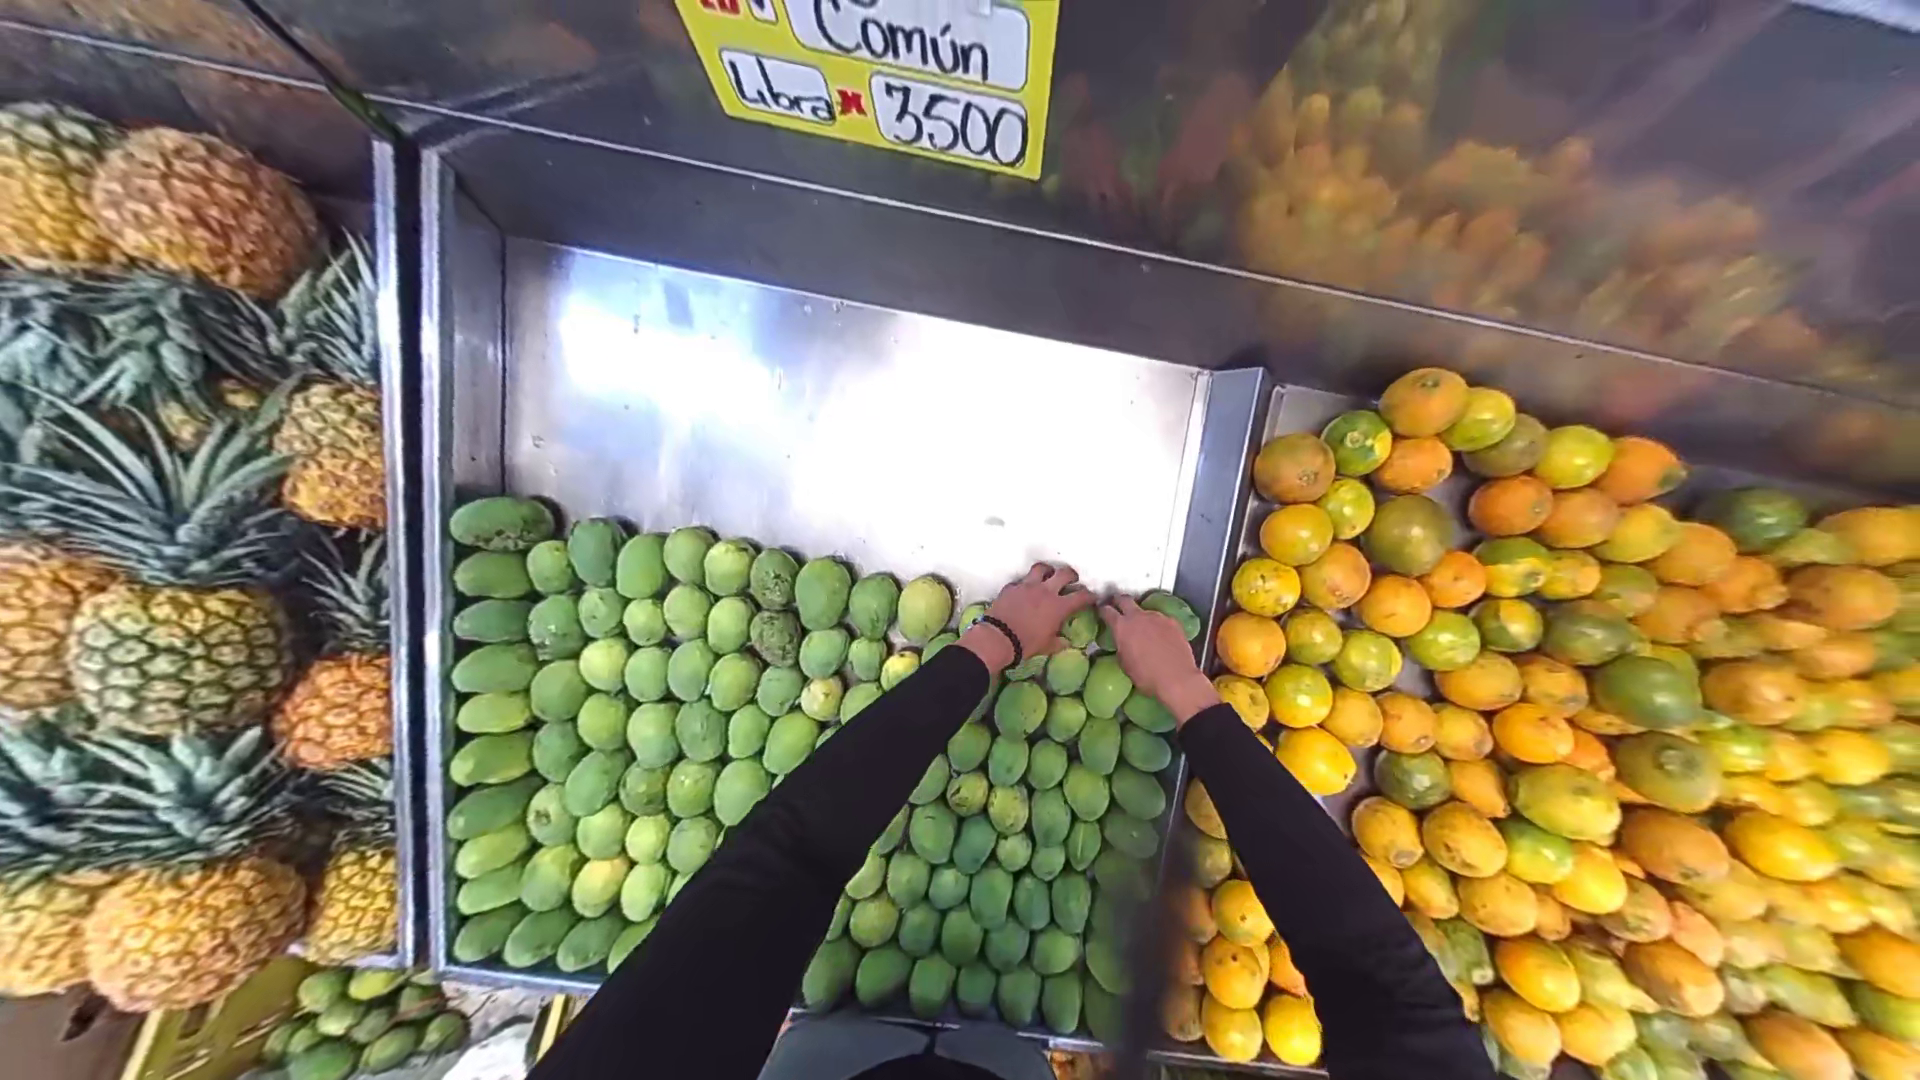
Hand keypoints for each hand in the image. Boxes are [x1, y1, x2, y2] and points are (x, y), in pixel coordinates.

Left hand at [959, 563, 1096, 674]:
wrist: (998, 637)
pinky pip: (1021, 580)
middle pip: (1064, 573)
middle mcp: (1045, 591)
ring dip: (1048, 570)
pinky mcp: (1012, 587)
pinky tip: (1025, 590)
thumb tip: (1067, 642)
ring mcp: (1027, 586)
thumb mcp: (1047, 646)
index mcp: (1058, 606)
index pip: (1081, 596)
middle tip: (1072, 579)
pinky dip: (1026, 584)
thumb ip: (1059, 642)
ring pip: (1041, 568)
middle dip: (1071, 574)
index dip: (1089, 595)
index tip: (1092, 597)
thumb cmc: (1026, 644)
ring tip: (1048, 575)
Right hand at [1099, 595, 1218, 725]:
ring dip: (1141, 617)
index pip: (1107, 611)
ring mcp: (1157, 617)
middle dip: (1118, 601)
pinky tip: (1161, 636)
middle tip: (1116, 605)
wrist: (1177, 679)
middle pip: (1124, 600)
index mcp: (1122, 627)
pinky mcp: (1173, 622)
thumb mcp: (1124, 663)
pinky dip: (1157, 625)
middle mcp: (1138, 616)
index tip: (1101, 611)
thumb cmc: (1146, 676)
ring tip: (1144, 629)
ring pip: (1145, 611)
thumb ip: (1121, 646)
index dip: (1102, 610)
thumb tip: (1123, 642)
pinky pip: (1161, 620)